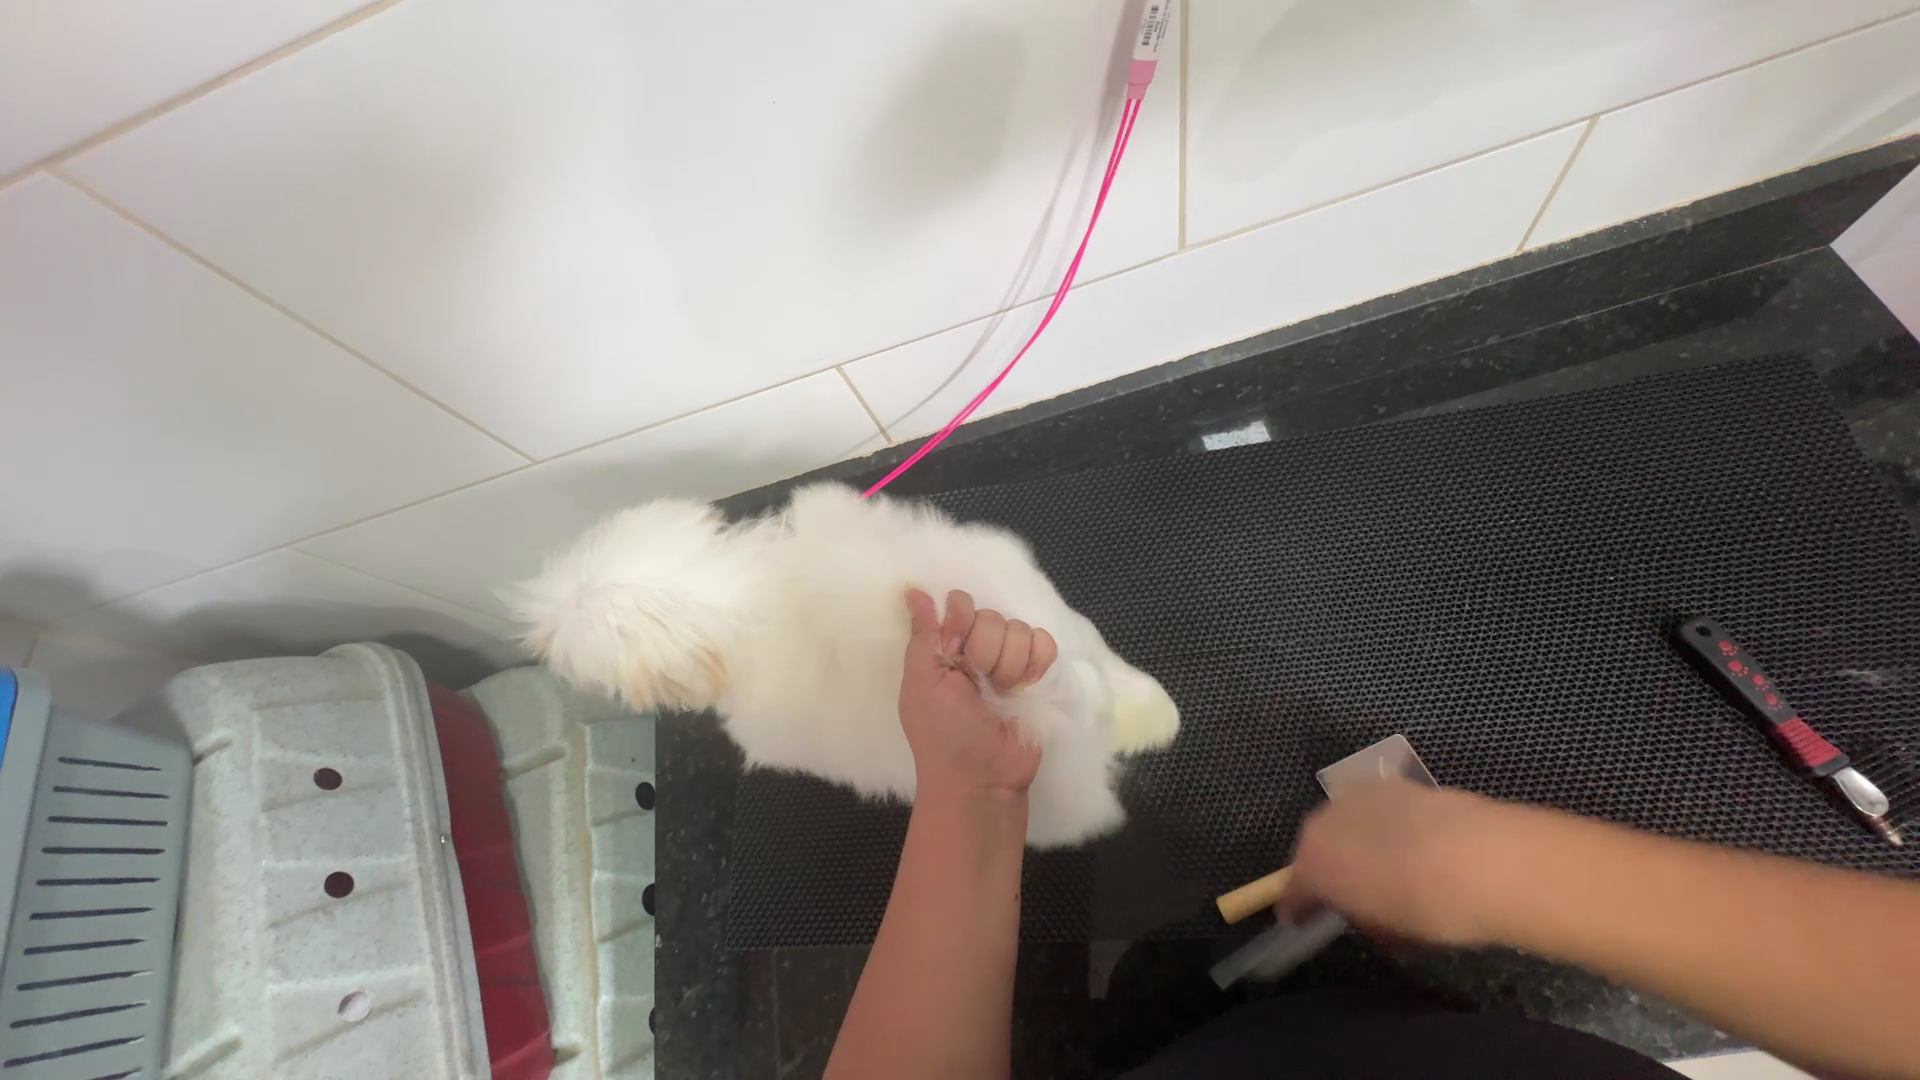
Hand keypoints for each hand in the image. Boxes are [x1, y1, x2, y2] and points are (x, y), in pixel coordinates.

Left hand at [899, 589, 1057, 799]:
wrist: (982, 779)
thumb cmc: (943, 734)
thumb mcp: (921, 684)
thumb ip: (923, 635)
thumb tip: (912, 590)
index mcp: (946, 647)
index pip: (961, 604)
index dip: (961, 624)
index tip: (955, 655)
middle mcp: (978, 649)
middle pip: (993, 616)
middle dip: (986, 653)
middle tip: (978, 684)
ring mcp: (1010, 661)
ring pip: (1020, 629)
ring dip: (1010, 665)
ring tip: (1001, 694)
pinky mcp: (1038, 675)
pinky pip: (1045, 643)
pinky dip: (1037, 662)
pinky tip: (1026, 687)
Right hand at [1281, 781, 1525, 946]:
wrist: (1480, 859)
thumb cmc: (1428, 908)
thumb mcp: (1390, 931)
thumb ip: (1362, 917)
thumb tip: (1363, 911)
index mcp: (1313, 863)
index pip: (1293, 891)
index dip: (1299, 908)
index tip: (1305, 921)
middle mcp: (1323, 823)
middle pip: (1316, 847)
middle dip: (1330, 867)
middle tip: (1355, 892)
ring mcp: (1355, 798)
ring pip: (1345, 824)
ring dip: (1357, 841)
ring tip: (1391, 865)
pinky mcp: (1389, 783)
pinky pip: (1376, 809)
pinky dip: (1386, 824)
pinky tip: (1415, 841)